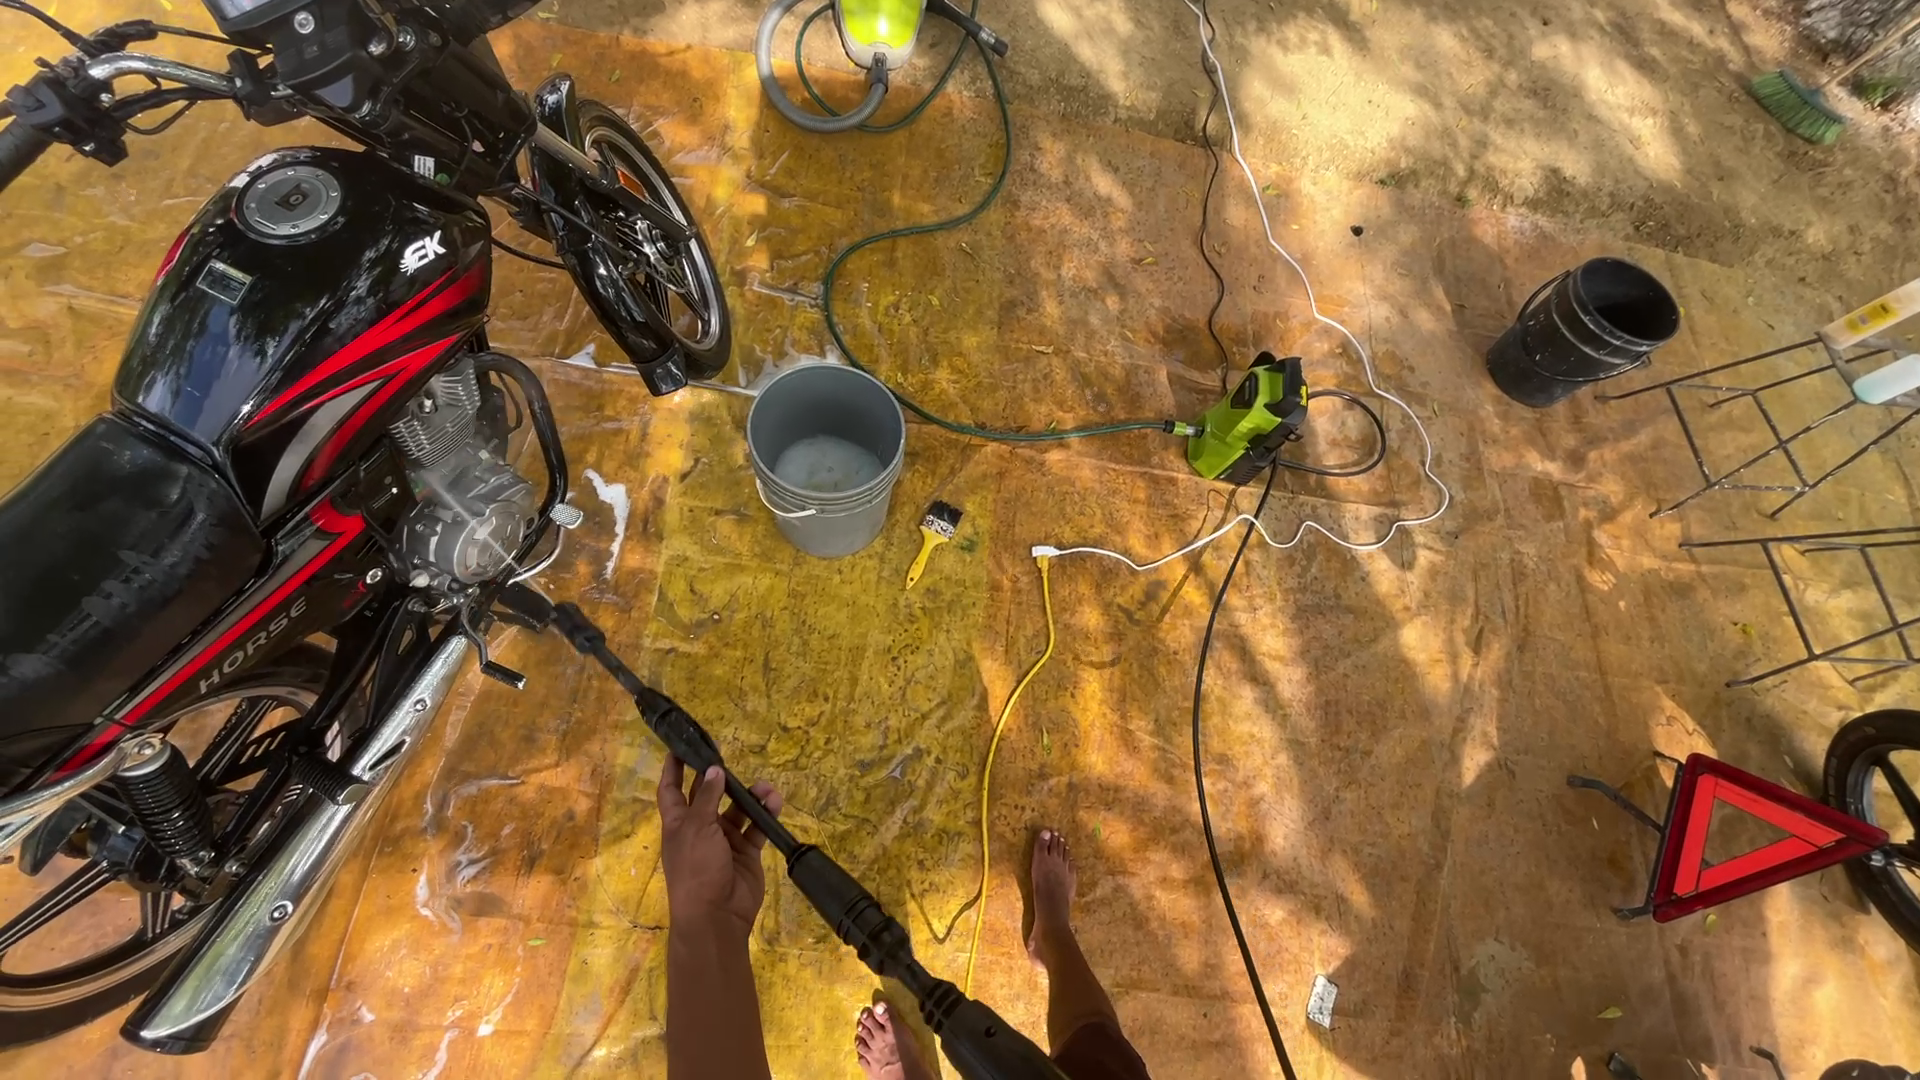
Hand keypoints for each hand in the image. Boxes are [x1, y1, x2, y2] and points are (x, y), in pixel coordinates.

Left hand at [657, 755, 783, 940]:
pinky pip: (757, 826)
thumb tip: (714, 770)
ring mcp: (724, 840)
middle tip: (730, 756)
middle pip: (708, 796)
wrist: (717, 915)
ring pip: (738, 809)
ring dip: (750, 796)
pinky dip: (766, 814)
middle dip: (719, 778)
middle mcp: (700, 829)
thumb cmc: (696, 869)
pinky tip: (775, 802)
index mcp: (679, 824)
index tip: (677, 747)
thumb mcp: (697, 828)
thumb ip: (708, 798)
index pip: (671, 791)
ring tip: (765, 788)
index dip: (673, 771)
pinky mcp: (747, 851)